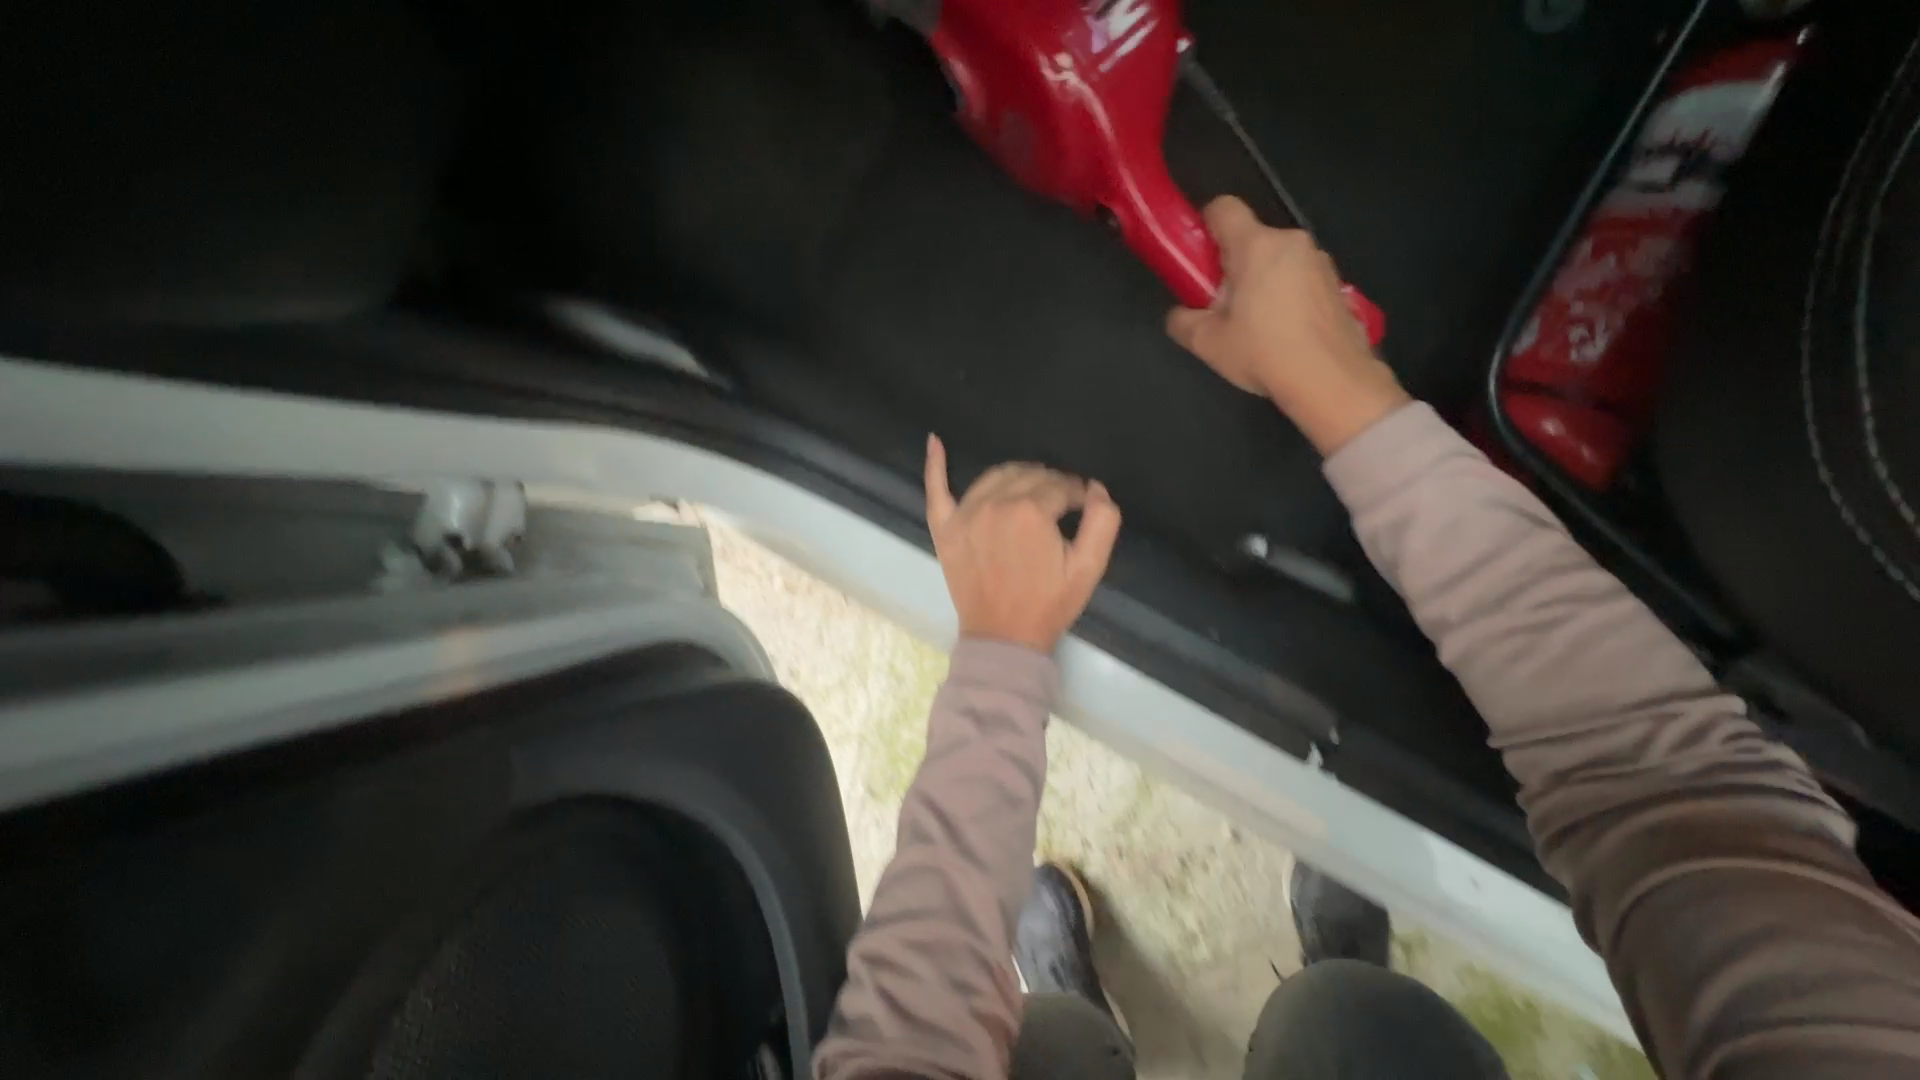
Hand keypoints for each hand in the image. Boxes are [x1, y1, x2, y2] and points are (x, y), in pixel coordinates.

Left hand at [924, 435, 1121, 652]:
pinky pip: (936, 489)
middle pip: (1029, 476)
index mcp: (1030, 511)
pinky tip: (936, 441)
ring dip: (1018, 476)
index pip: (1060, 485)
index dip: (1078, 494)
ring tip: (1033, 489)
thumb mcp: (1088, 567)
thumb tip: (1096, 488)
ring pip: (995, 476)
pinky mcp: (944, 528)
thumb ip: (1102, 521)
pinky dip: (936, 464)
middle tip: (1062, 503)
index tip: (1084, 506)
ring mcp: (964, 514)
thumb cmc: (1048, 605)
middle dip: (1051, 484)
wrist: (1003, 639)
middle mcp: (994, 504)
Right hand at [1166, 196, 1409, 454]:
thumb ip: (1182, 321)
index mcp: (1256, 246)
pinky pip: (1300, 279)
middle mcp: (1291, 242)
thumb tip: (1180, 315)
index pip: (1224, 208)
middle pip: (1251, 240)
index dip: (1204, 226)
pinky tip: (1284, 334)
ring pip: (1277, 260)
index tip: (1198, 260)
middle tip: (1224, 308)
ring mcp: (1320, 262)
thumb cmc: (1263, 353)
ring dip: (1261, 282)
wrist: (1331, 380)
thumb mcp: (1207, 343)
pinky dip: (1287, 297)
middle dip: (1233, 267)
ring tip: (1256, 327)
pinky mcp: (1337, 284)